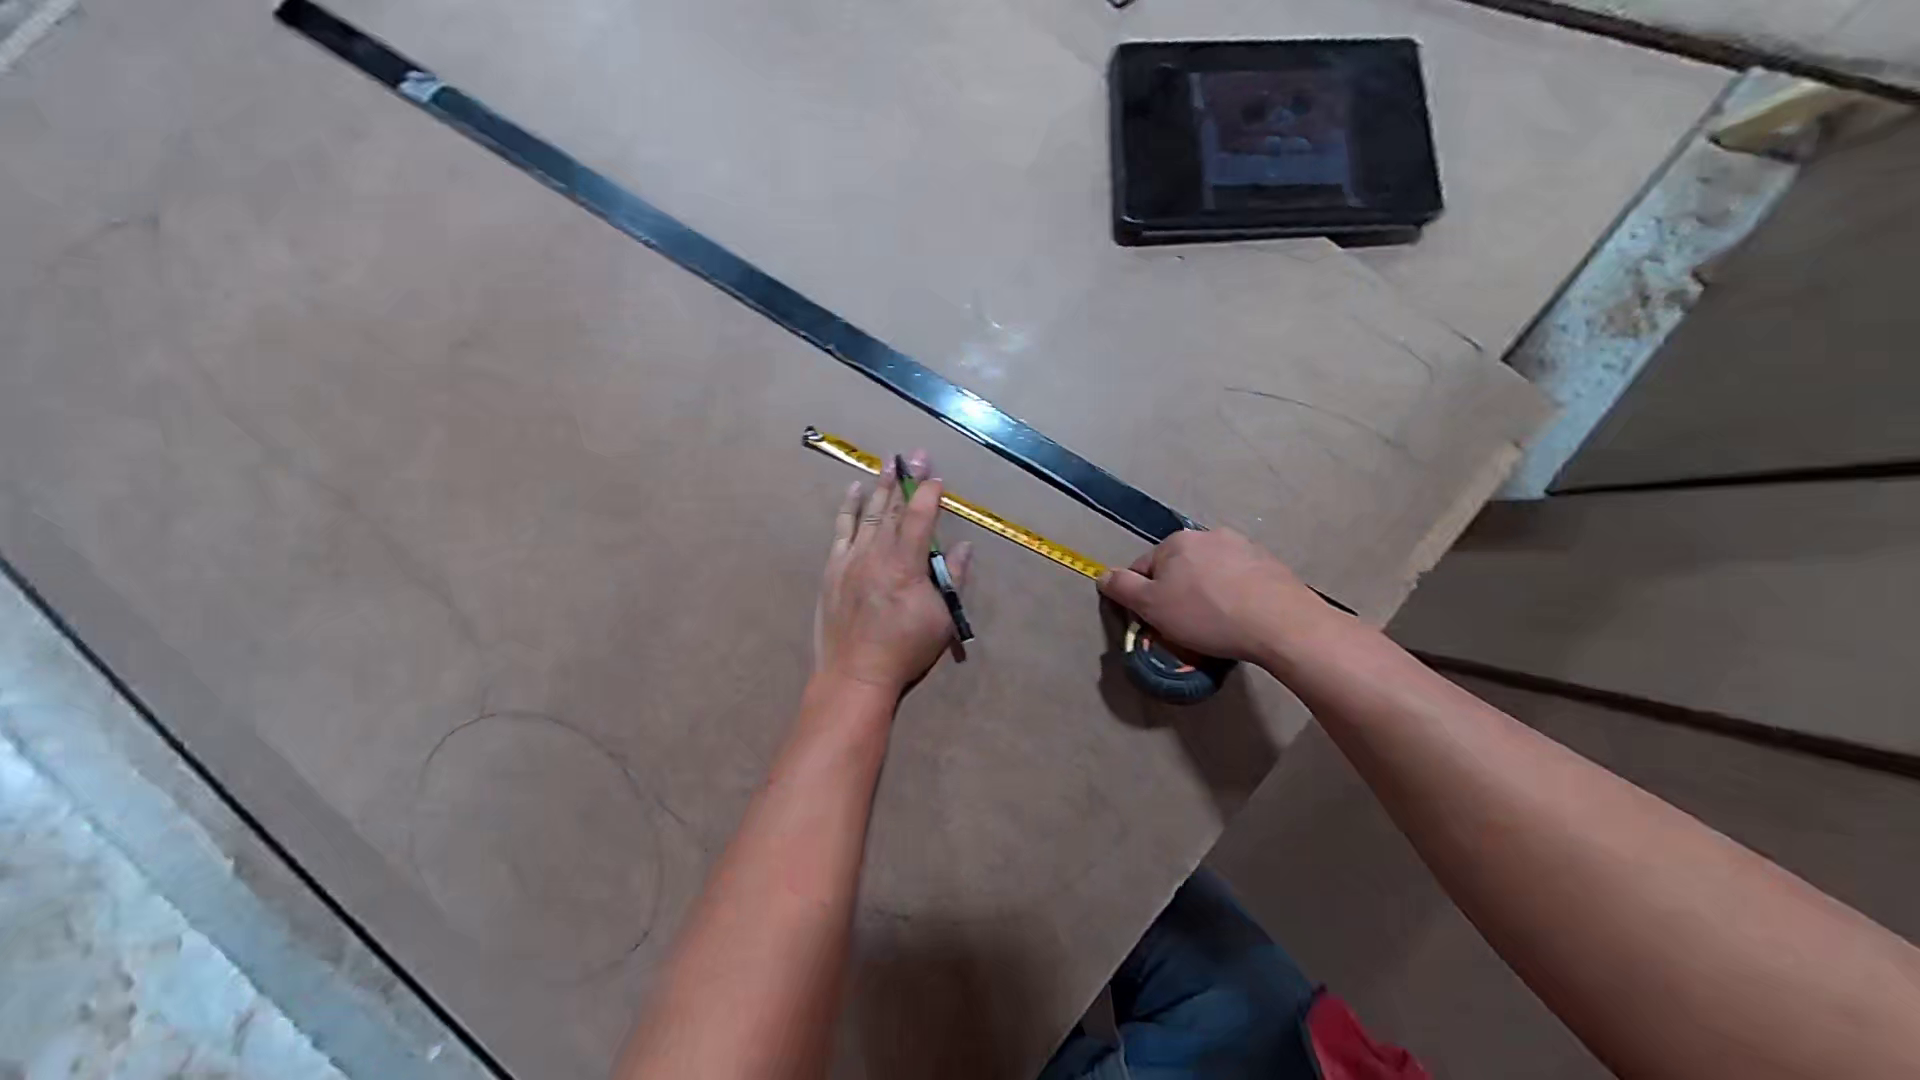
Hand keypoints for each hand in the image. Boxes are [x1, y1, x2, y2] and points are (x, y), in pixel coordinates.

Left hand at [813, 450, 973, 694]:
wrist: (854, 674)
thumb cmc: (904, 649)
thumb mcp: (940, 619)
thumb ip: (952, 578)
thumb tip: (963, 547)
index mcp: (905, 565)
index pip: (919, 518)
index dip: (929, 495)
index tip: (937, 479)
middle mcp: (876, 554)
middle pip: (892, 508)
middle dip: (906, 479)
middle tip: (914, 455)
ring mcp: (851, 559)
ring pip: (867, 513)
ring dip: (878, 486)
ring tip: (887, 464)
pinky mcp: (833, 569)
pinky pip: (841, 530)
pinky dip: (848, 508)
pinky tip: (853, 490)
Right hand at [1097, 529, 1335, 664]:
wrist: (1281, 624)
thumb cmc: (1207, 616)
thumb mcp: (1151, 606)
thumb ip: (1121, 588)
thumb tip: (1102, 575)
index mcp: (1175, 542)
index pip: (1142, 568)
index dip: (1142, 598)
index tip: (1155, 622)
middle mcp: (1207, 535)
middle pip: (1177, 568)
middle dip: (1175, 593)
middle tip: (1184, 625)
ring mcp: (1242, 546)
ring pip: (1208, 572)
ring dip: (1205, 592)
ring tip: (1215, 623)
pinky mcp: (1268, 562)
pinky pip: (1237, 578)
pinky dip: (1232, 594)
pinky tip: (1240, 616)